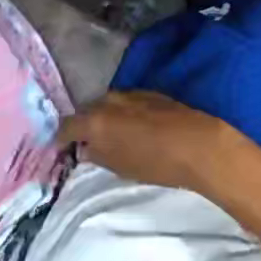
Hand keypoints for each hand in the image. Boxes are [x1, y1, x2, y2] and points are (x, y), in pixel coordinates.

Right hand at [57, 91, 251, 193]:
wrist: (198, 144)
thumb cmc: (156, 163)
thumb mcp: (120, 167)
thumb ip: (97, 154)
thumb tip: (85, 147)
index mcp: (95, 120)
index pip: (67, 125)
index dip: (62, 137)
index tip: (63, 147)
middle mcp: (107, 100)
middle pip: (87, 110)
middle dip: (85, 125)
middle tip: (89, 142)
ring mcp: (129, 92)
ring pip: (107, 103)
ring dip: (105, 117)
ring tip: (113, 134)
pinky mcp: (148, 92)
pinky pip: (125, 101)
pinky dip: (123, 113)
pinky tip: (134, 127)